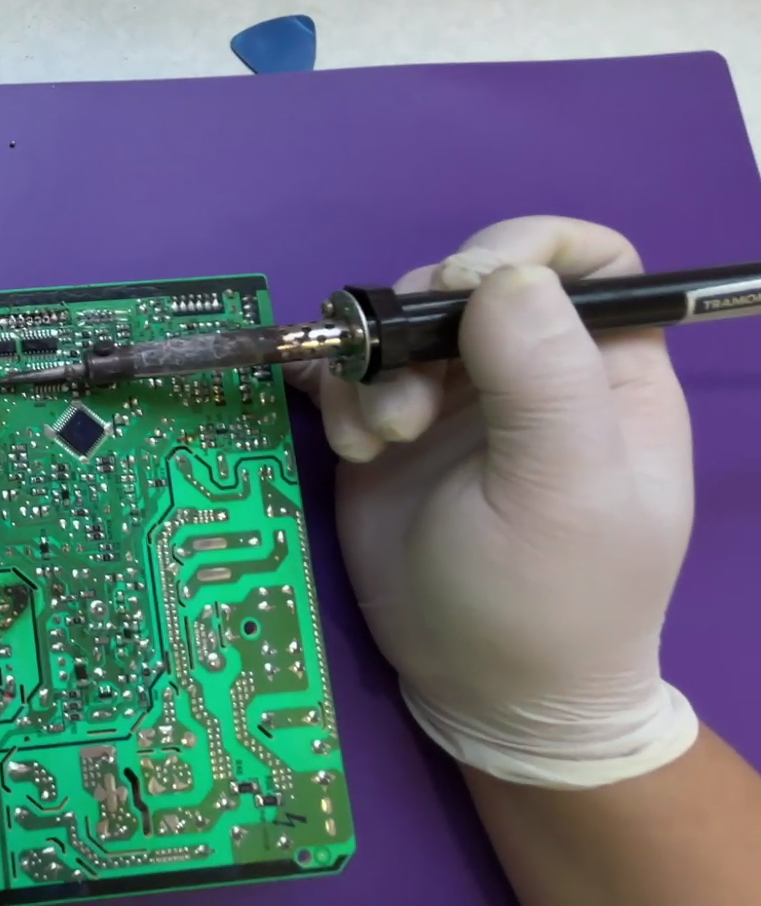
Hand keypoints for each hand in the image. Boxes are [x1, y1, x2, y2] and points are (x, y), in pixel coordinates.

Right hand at [292, 216, 698, 787]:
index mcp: (598, 377)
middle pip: (454, 292)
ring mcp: (439, 401)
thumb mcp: (563, 491)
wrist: (474, 676)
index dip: (516, 253)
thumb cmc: (547, 592)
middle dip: (411, 334)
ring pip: (384, 333)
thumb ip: (544, 380)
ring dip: (364, 376)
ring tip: (372, 442)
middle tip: (404, 410)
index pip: (579, 265)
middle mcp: (516, 375)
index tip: (456, 292)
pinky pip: (340, 375)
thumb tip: (498, 277)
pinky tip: (347, 445)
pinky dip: (331, 397)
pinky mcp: (375, 428)